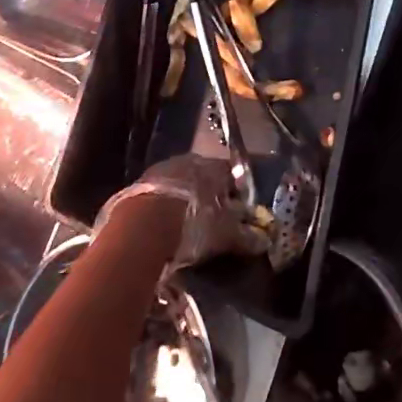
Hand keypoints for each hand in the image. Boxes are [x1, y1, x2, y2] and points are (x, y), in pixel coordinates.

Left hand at [96, 154, 263, 267]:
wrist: (140, 228)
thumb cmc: (192, 224)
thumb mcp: (225, 234)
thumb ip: (246, 236)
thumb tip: (265, 240)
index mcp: (213, 166)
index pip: (230, 173)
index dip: (235, 192)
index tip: (236, 212)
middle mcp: (187, 160)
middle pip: (203, 176)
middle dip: (208, 195)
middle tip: (210, 219)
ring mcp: (159, 170)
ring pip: (179, 183)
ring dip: (184, 199)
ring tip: (185, 225)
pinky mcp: (136, 186)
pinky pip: (157, 195)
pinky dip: (162, 207)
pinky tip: (162, 227)